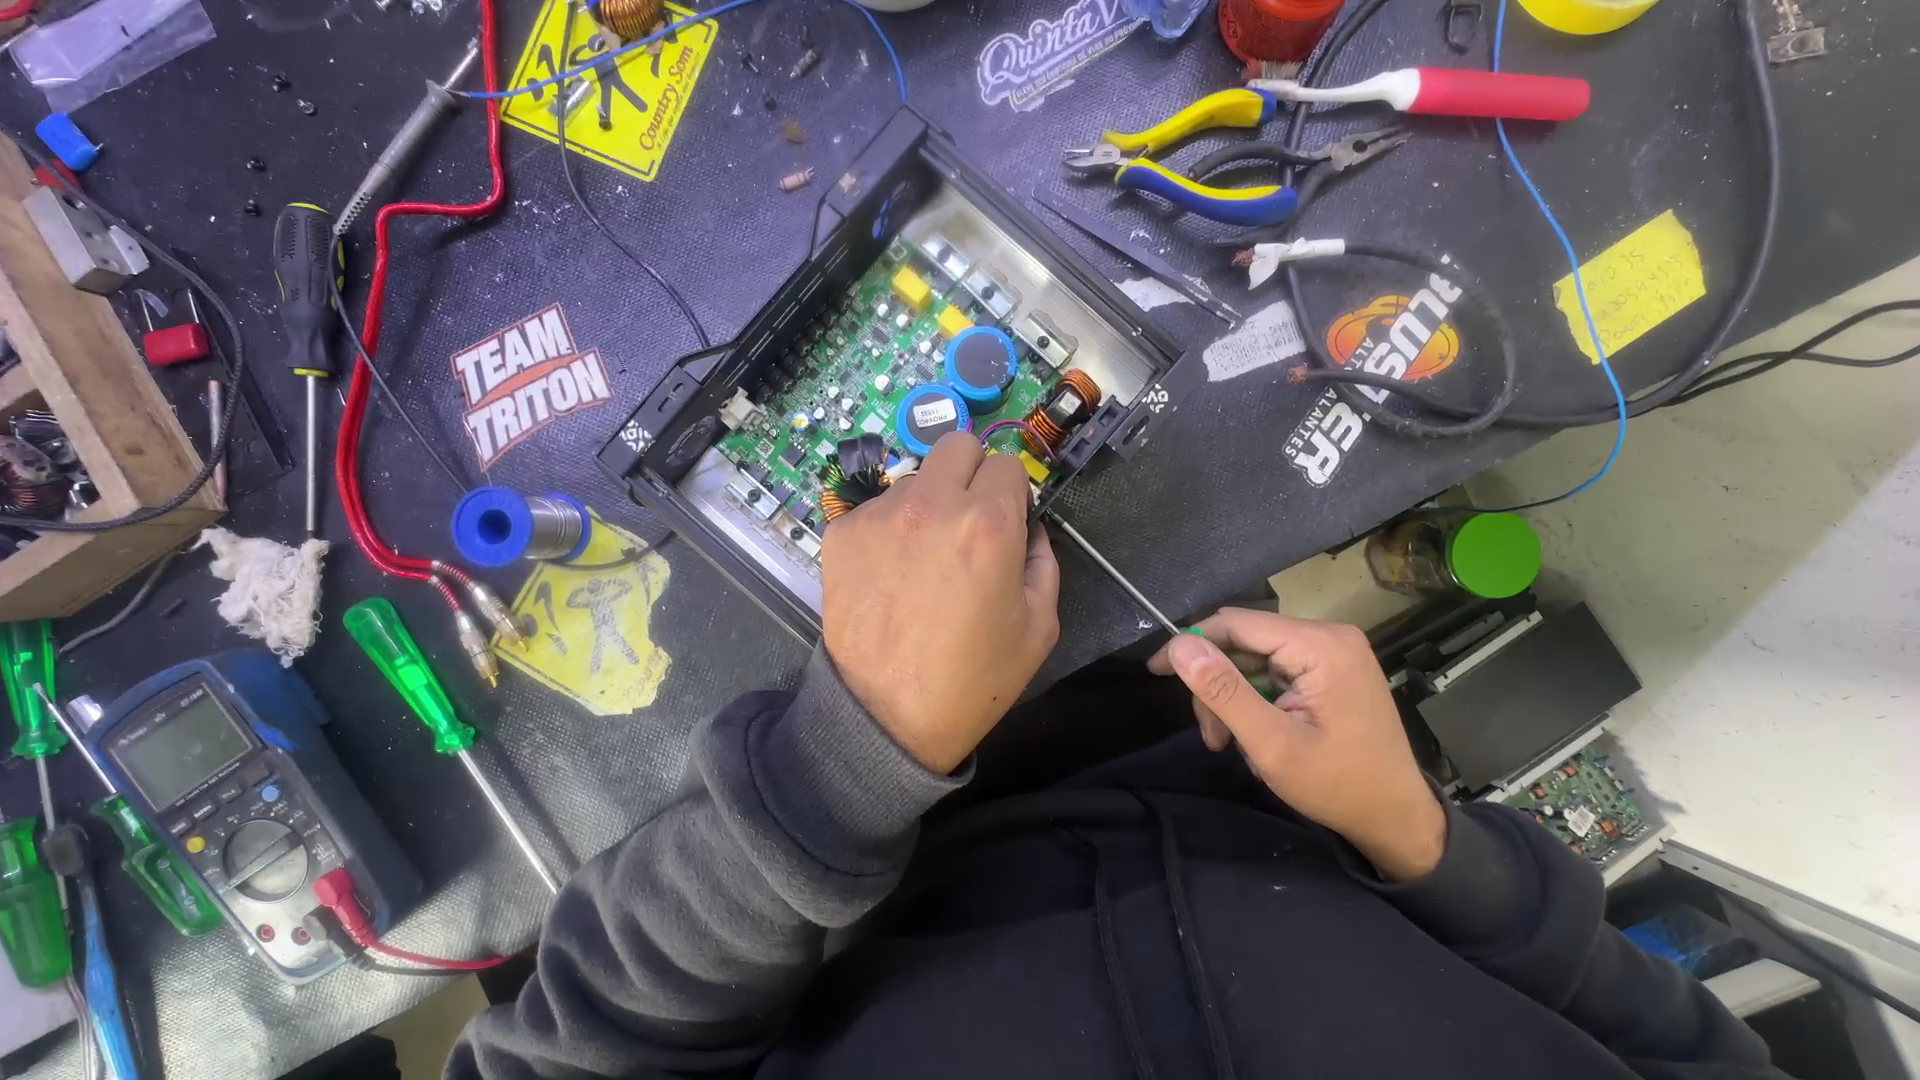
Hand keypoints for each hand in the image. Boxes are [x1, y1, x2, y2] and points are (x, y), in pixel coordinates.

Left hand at [822, 433, 1059, 773]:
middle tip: (969, 521)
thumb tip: (1029, 531)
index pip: (1008, 464)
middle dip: (973, 474)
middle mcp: (931, 503)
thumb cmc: (973, 680)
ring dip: (928, 501)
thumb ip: (1044, 562)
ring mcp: (879, 515)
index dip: (1014, 494)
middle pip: (958, 444)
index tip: (1008, 524)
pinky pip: (876, 508)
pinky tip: (890, 573)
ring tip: (923, 556)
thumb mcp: (1040, 627)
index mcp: (988, 523)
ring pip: (915, 476)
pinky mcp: (841, 532)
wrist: (886, 718)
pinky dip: (889, 528)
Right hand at [1147, 609, 1444, 880]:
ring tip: (1231, 745)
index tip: (1156, 672)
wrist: (1397, 819)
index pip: (1235, 624)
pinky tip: (1256, 737)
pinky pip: (1275, 672)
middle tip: (1211, 736)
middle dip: (1217, 686)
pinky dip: (1255, 702)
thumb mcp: (1271, 744)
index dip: (1191, 643)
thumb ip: (1223, 691)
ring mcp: (1333, 653)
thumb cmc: (1338, 785)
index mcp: (1320, 645)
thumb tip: (1179, 645)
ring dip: (1233, 700)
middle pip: (1244, 642)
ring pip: (1254, 660)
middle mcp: (1329, 636)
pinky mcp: (1332, 670)